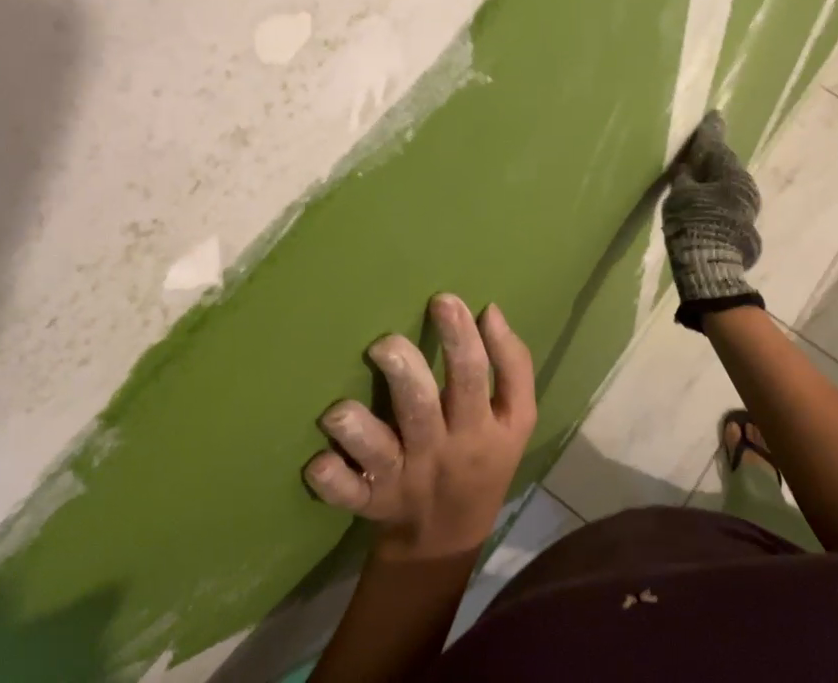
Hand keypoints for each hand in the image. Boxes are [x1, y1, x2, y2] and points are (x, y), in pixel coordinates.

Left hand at [305, 293, 535, 560]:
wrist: (450, 538)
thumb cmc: (485, 458)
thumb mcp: (518, 419)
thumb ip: (513, 365)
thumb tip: (489, 311)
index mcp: (482, 426)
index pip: (476, 375)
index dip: (461, 337)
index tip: (443, 299)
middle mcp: (442, 450)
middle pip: (423, 408)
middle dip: (404, 373)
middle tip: (385, 344)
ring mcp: (403, 478)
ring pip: (378, 453)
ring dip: (357, 430)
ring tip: (339, 410)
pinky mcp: (370, 501)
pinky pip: (346, 493)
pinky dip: (331, 480)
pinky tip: (318, 462)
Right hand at [662, 111, 764, 328]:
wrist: (712, 266)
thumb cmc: (693, 223)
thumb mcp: (680, 195)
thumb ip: (685, 178)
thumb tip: (688, 168)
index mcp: (730, 172)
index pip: (717, 146)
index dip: (711, 132)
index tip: (714, 116)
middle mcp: (745, 186)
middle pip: (726, 166)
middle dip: (713, 159)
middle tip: (701, 150)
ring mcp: (747, 207)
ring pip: (728, 185)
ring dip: (716, 180)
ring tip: (700, 178)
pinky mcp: (744, 226)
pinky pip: (728, 202)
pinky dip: (717, 197)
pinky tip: (707, 202)